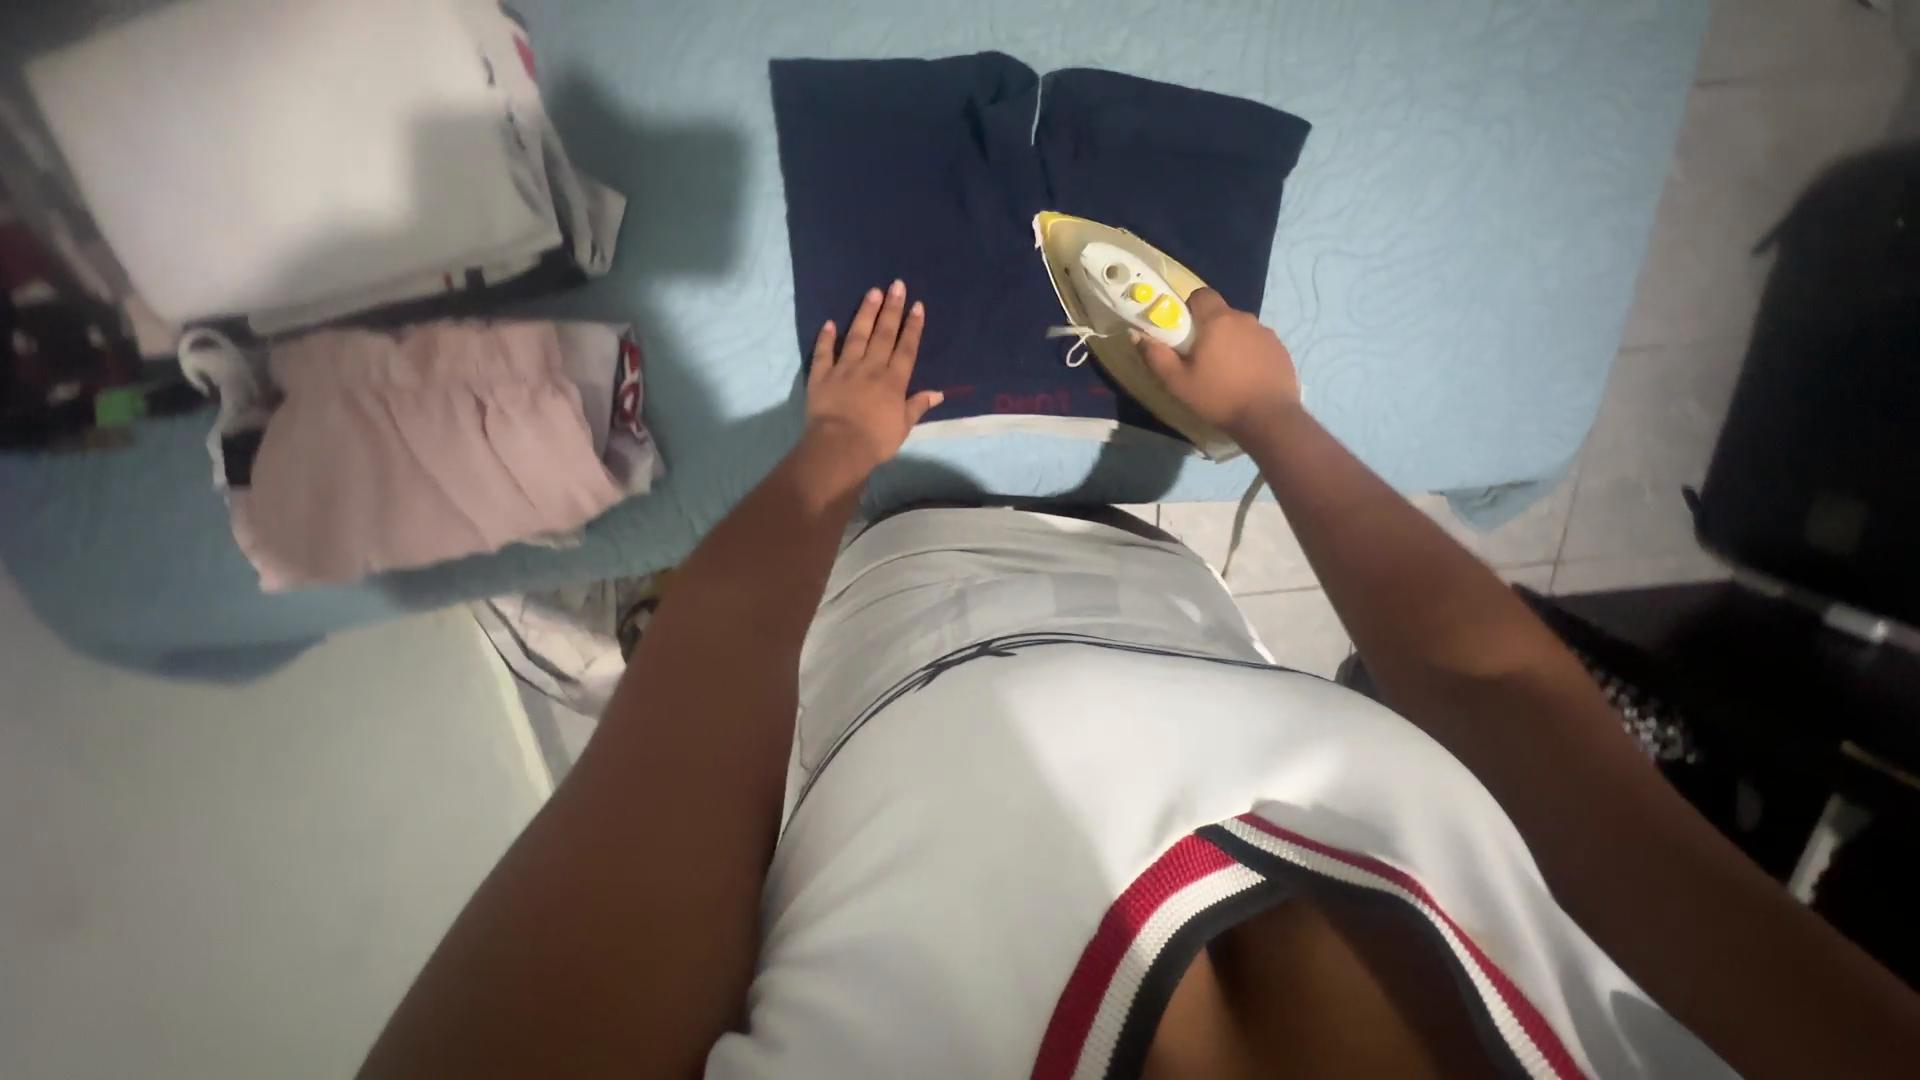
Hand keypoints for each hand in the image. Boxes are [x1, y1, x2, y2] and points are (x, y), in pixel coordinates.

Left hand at [802, 280, 943, 476]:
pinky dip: (826, 338)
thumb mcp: (903, 426)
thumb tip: (938, 393)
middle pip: (883, 335)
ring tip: (872, 292)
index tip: (917, 306)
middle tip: (896, 285)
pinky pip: (824, 353)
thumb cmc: (876, 440)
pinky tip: (830, 323)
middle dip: (892, 309)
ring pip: (856, 336)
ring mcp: (845, 369)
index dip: (913, 327)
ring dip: (865, 313)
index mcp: (893, 381)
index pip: (906, 349)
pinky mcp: (822, 376)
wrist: (839, 446)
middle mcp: (871, 368)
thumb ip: (918, 406)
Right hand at [1136, 289, 1300, 439]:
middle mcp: (1244, 318)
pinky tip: (1245, 378)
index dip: (1190, 308)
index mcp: (1217, 320)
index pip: (1201, 294)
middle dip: (1209, 329)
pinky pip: (1257, 343)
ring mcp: (1266, 333)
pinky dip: (1248, 354)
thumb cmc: (1218, 397)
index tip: (1184, 332)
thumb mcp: (1178, 382)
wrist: (1268, 417)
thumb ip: (1156, 356)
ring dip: (1230, 342)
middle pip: (1221, 313)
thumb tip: (1137, 334)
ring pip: (1240, 329)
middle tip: (1200, 358)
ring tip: (1225, 372)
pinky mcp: (1280, 349)